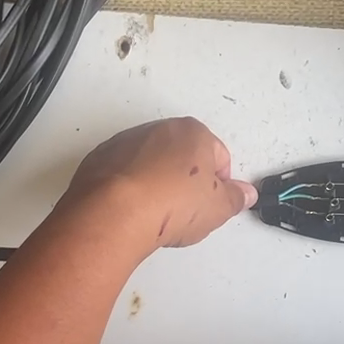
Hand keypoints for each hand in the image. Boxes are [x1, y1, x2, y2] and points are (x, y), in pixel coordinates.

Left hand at [59, 118, 256, 251]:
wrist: (114, 213)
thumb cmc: (170, 203)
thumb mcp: (218, 208)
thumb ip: (236, 198)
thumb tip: (244, 194)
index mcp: (193, 132)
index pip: (218, 156)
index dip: (220, 184)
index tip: (212, 204)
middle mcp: (158, 129)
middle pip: (182, 155)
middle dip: (186, 181)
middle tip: (185, 211)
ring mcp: (125, 142)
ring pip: (150, 163)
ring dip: (156, 183)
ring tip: (155, 215)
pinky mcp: (99, 159)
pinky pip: (122, 173)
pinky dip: (128, 188)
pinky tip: (132, 212)